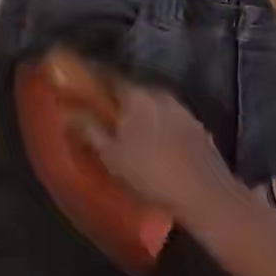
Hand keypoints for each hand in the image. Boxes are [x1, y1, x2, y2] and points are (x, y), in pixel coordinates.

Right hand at [76, 83, 236, 219]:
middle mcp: (161, 94)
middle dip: (120, 104)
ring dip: (144, 118)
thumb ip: (89, 131)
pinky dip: (162, 131)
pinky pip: (172, 124)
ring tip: (134, 139)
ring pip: (155, 108)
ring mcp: (184, 111)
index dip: (95, 84)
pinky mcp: (199, 130)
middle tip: (108, 120)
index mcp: (137, 95)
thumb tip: (69, 113)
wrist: (206, 196)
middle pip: (134, 93)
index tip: (84, 92)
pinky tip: (159, 151)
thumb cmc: (151, 173)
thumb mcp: (111, 157)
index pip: (109, 79)